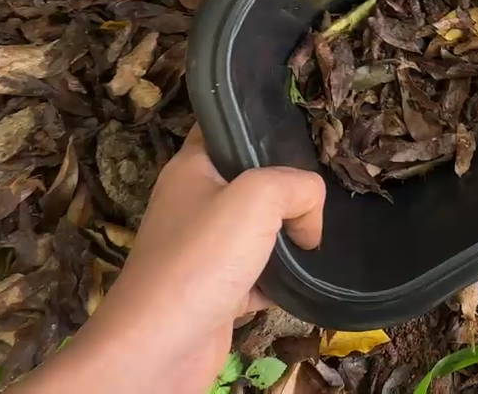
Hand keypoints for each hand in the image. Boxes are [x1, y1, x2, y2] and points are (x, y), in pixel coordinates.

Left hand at [18, 129, 325, 393]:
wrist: (155, 355)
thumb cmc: (200, 259)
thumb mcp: (260, 196)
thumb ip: (300, 187)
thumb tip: (310, 218)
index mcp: (193, 167)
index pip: (231, 127)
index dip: (265, 123)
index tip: (306, 129)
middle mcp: (195, 203)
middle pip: (254, 178)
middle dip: (289, 183)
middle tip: (322, 185)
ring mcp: (204, 250)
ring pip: (260, 226)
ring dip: (289, 232)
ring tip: (319, 231)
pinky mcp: (215, 291)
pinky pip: (260, 270)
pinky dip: (283, 274)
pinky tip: (306, 275)